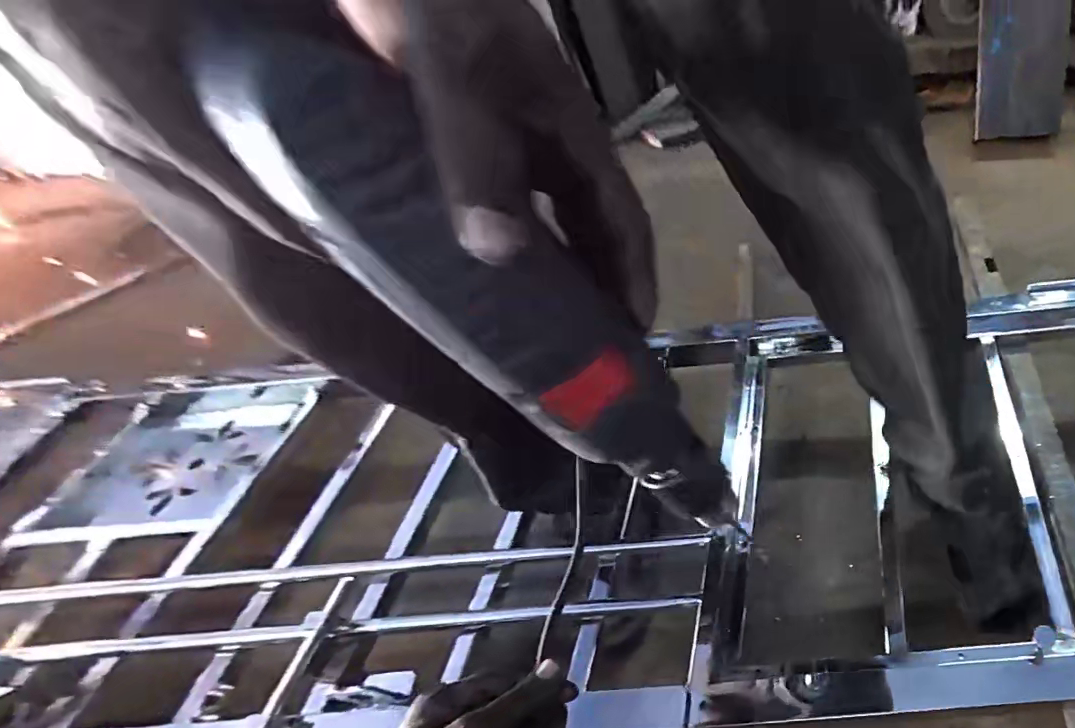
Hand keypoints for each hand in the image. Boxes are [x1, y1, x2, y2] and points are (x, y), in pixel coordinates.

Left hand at [338, 0, 658, 325]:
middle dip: (600, 289)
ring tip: (545, 327)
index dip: (636, 279)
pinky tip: (483, 271)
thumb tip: (496, 252)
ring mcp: (513, 146)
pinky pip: (498, 207)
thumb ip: (477, 159)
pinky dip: (501, 245)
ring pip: (550, 225)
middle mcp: (554, 152)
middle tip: (591, 346)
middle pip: (594, 235)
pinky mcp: (467, 140)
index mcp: (577, 141)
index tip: (636, 333)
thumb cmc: (438, 4)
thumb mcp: (459, 75)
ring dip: (553, 273)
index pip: (625, 225)